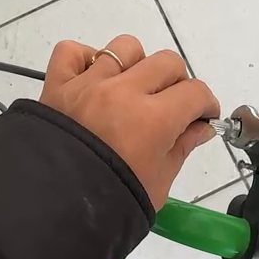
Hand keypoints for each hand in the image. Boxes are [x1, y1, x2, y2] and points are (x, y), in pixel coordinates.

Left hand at [40, 35, 220, 209]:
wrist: (52, 209)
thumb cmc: (112, 202)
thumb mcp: (158, 182)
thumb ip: (182, 147)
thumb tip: (201, 127)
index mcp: (152, 119)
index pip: (195, 92)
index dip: (205, 104)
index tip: (202, 117)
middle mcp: (121, 93)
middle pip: (166, 62)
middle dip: (177, 82)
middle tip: (170, 106)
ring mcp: (87, 85)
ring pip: (124, 48)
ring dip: (136, 65)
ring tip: (130, 89)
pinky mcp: (56, 86)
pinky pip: (70, 51)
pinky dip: (84, 59)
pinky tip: (92, 79)